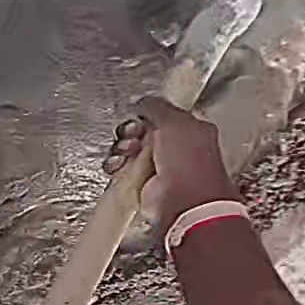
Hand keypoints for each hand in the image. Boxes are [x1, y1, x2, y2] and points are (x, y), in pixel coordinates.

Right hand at [103, 97, 239, 220]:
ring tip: (127, 152)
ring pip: (128, 148)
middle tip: (133, 134)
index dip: (147, 113)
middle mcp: (174, 148)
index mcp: (189, 130)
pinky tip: (119, 165)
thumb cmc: (188, 162)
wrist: (183, 202)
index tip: (140, 115)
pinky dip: (115, 164)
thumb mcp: (175, 122)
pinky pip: (120, 167)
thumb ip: (157, 107)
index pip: (162, 115)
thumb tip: (142, 102)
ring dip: (122, 147)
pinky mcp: (141, 183)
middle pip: (141, 130)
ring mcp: (157, 167)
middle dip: (131, 130)